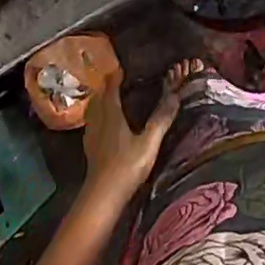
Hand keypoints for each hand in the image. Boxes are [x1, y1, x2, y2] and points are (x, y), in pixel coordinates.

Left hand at [81, 67, 178, 201]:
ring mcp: (91, 135)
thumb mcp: (149, 143)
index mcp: (111, 114)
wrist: (103, 196)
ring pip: (93, 111)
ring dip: (100, 102)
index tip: (121, 68)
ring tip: (111, 100)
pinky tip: (105, 126)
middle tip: (117, 82)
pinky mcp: (90, 148)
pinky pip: (92, 124)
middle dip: (106, 87)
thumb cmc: (126, 166)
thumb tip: (175, 96)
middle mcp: (98, 120)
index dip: (114, 77)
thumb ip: (161, 119)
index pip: (110, 89)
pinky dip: (98, 117)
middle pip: (98, 97)